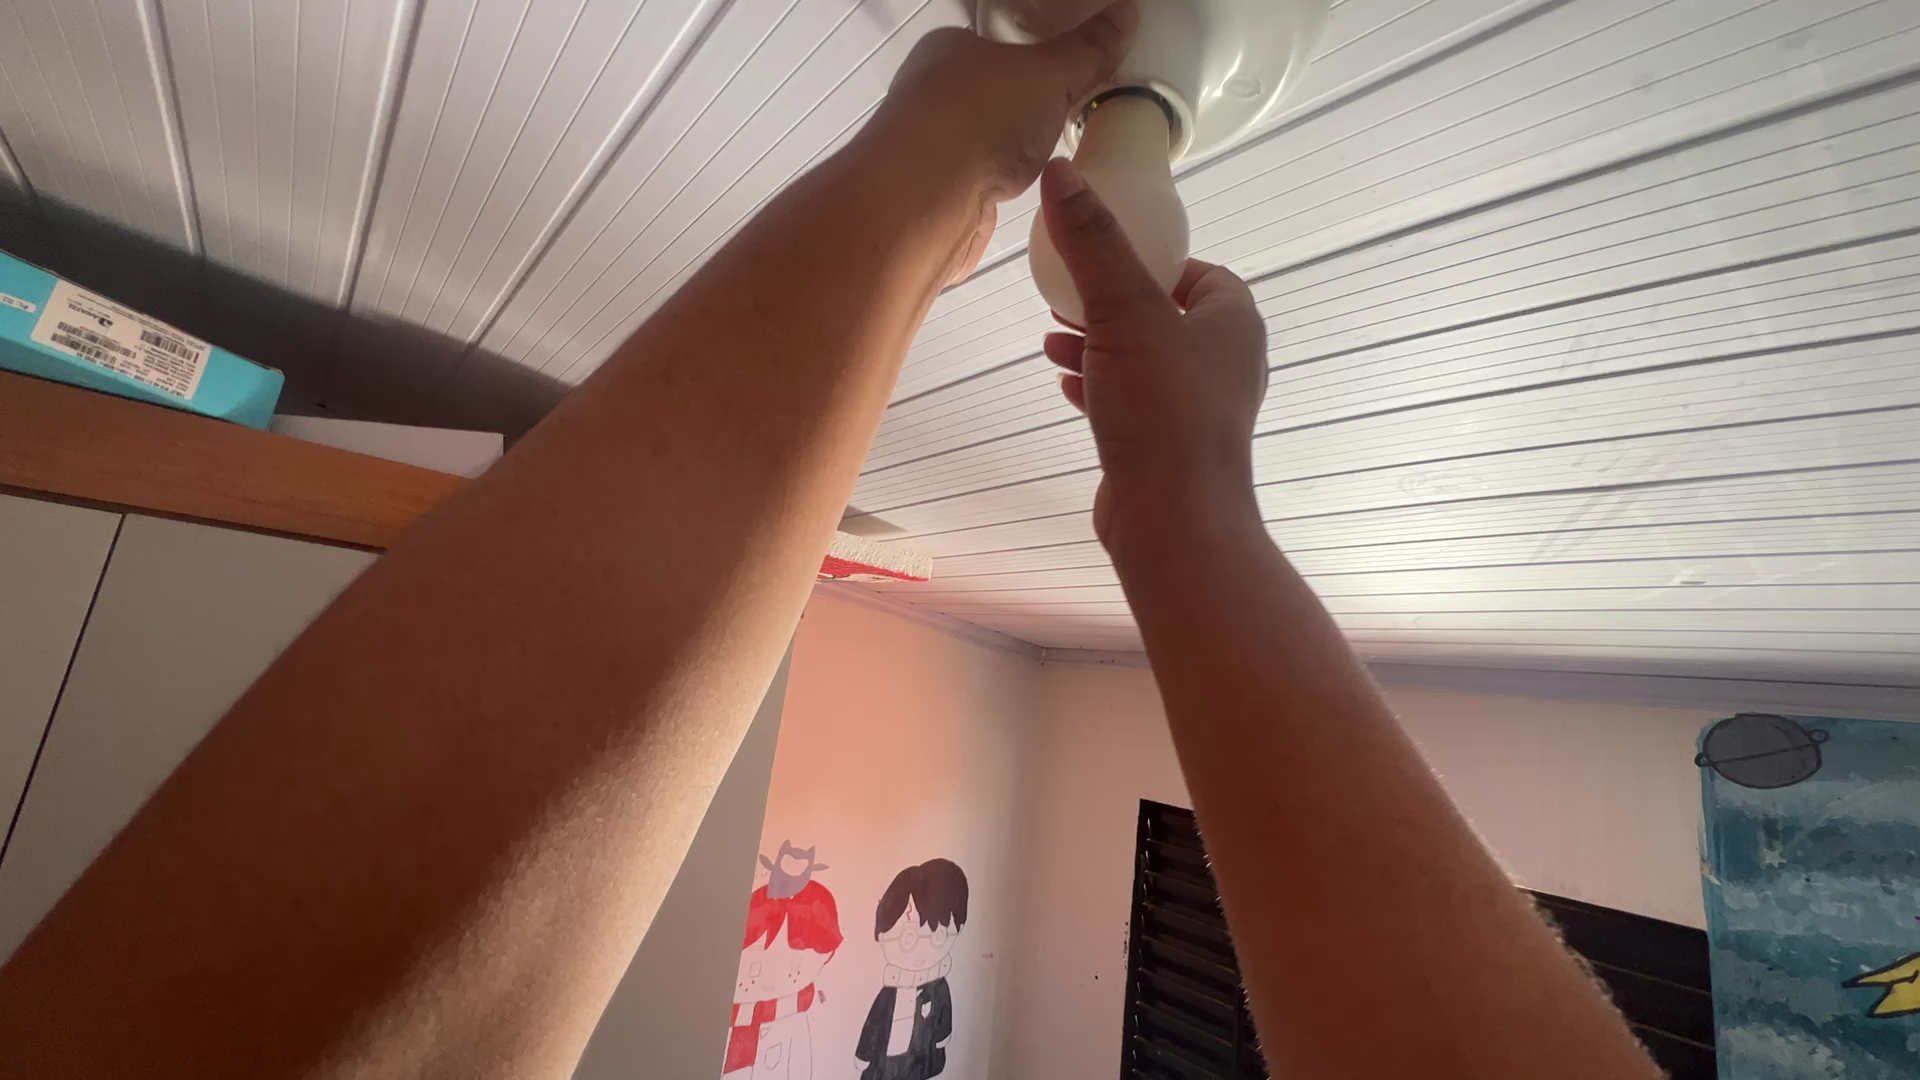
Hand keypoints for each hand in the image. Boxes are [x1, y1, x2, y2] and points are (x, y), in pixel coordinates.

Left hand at [873, 2, 1136, 278]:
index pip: (989, 47)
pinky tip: (1014, 198)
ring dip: (1003, 157)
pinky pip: (974, 190)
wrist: (926, 204)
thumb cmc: (979, 119)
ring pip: (976, 148)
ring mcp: (928, 155)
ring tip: (1042, 163)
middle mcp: (928, 99)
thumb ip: (1087, 51)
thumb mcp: (1050, 74)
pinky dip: (994, 193)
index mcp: (946, 50)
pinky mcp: (936, 204)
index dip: (1023, 58)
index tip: (1056, 75)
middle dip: (1016, 113)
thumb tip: (1125, 16)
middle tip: (1057, 121)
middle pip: (982, 100)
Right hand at [1038, 159, 1268, 554]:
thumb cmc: (1163, 412)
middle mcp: (1224, 362)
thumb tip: (1062, 173)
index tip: (1100, 259)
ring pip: (1142, 359)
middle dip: (1108, 305)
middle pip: (1161, 313)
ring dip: (1097, 347)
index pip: (1193, 269)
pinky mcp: (1168, 444)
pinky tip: (1068, 386)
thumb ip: (1092, 244)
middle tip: (1064, 300)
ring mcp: (1197, 407)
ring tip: (1053, 342)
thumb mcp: (1123, 314)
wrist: (1171, 519)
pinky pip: (1132, 400)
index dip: (1146, 259)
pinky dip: (1100, 387)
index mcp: (1233, 321)